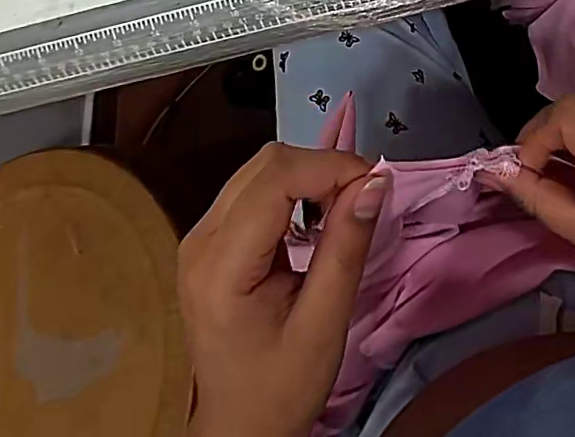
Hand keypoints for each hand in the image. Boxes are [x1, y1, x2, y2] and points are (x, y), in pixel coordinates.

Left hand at [178, 143, 389, 436]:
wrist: (237, 428)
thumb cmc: (280, 388)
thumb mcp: (324, 325)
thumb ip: (347, 247)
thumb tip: (375, 183)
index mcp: (220, 267)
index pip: (276, 180)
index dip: (330, 167)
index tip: (373, 183)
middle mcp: (200, 239)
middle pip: (267, 164)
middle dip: (322, 167)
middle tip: (361, 196)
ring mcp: (200, 235)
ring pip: (261, 167)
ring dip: (309, 173)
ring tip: (341, 207)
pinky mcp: (210, 236)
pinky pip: (255, 186)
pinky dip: (294, 187)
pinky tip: (314, 215)